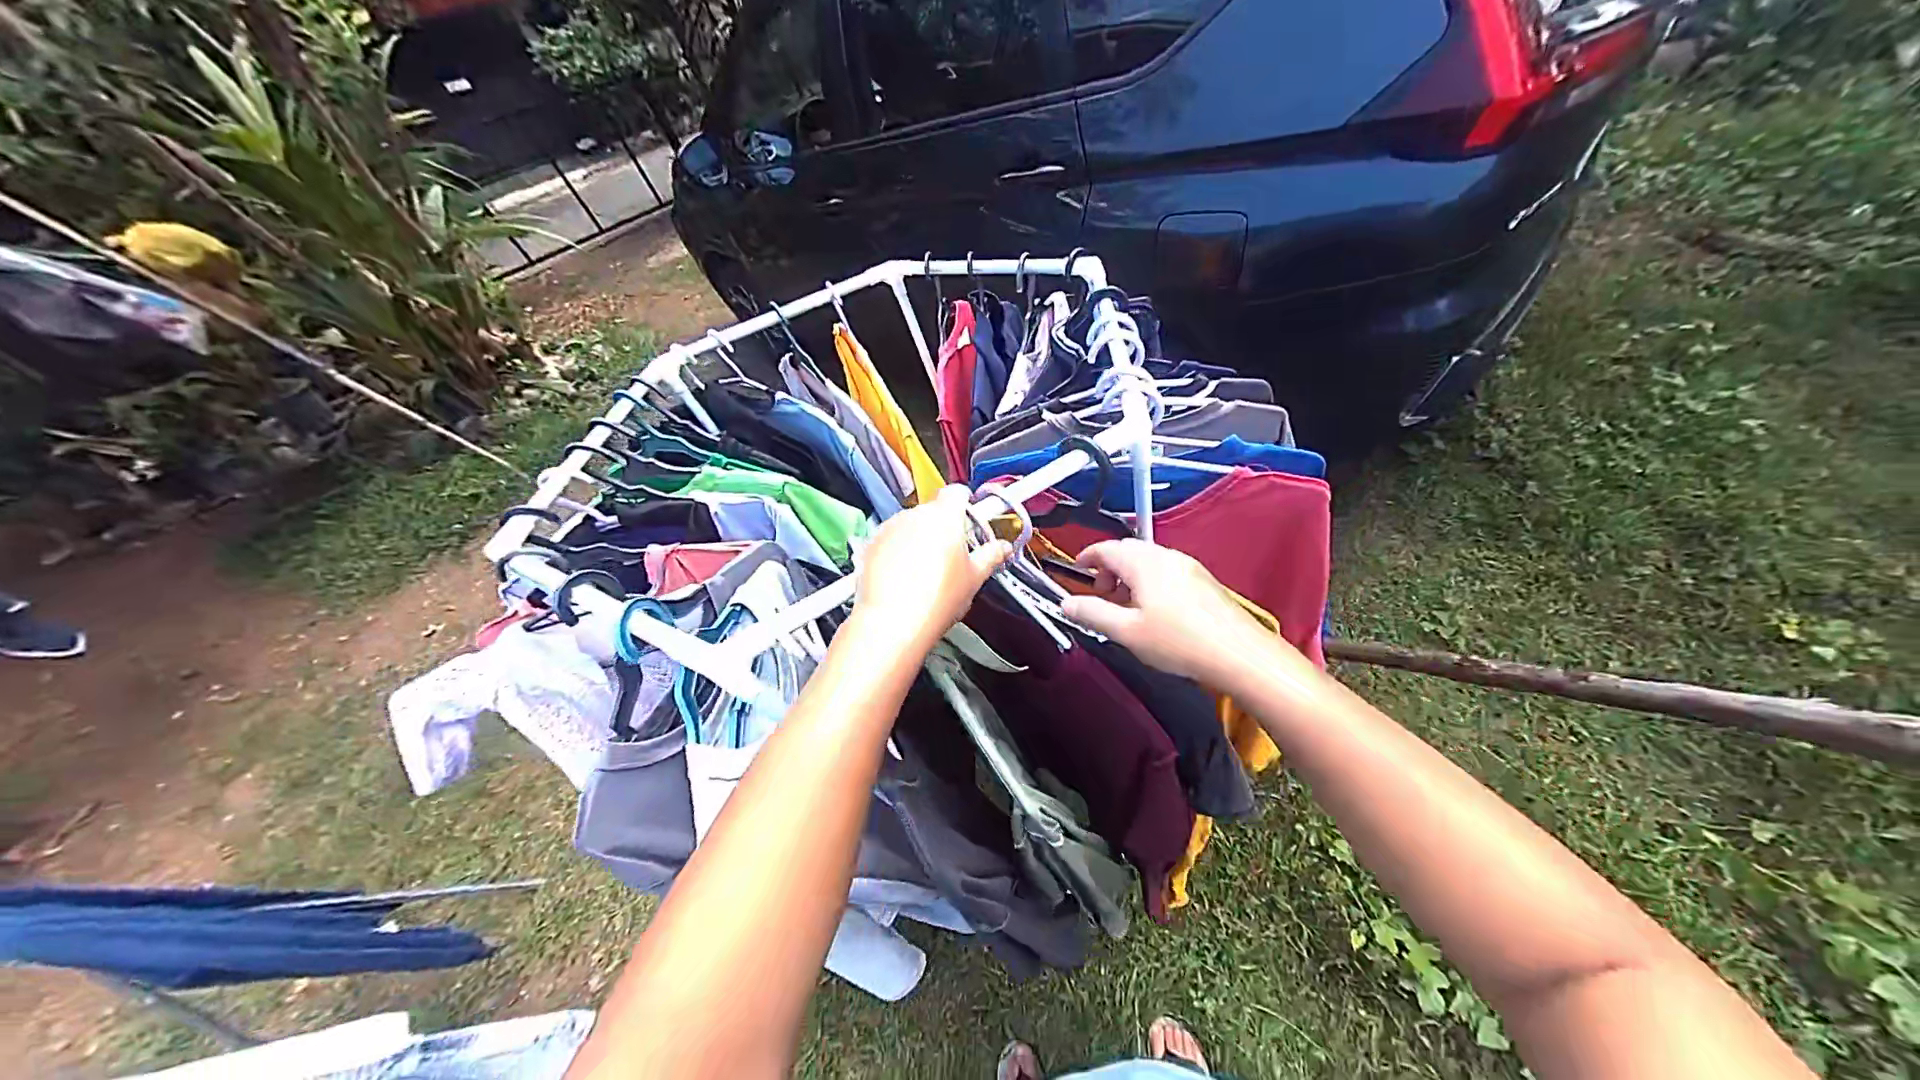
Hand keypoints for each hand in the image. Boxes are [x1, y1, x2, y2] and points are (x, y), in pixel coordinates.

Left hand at [850, 485, 1010, 650]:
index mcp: (944, 517)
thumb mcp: (974, 578)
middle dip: (943, 528)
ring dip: (920, 539)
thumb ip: (990, 556)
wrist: (892, 623)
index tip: (969, 514)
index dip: (965, 502)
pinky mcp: (872, 545)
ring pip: (911, 525)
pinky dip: (898, 552)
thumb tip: (1001, 548)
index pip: (956, 492)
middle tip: (954, 554)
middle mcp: (915, 516)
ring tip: (929, 572)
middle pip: (933, 511)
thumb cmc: (934, 601)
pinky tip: (907, 577)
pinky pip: (891, 540)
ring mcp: (890, 529)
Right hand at [1060, 538, 1276, 681]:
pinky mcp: (1202, 583)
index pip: (1106, 548)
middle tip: (1099, 594)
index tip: (1078, 568)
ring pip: (1148, 562)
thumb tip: (1069, 604)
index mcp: (1144, 564)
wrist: (1238, 654)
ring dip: (1129, 578)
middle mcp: (1167, 558)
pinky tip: (1152, 614)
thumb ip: (1092, 614)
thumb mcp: (1126, 632)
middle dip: (1108, 569)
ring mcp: (1188, 568)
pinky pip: (1167, 573)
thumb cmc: (1187, 642)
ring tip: (1125, 609)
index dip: (1086, 557)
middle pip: (1127, 551)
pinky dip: (1150, 584)